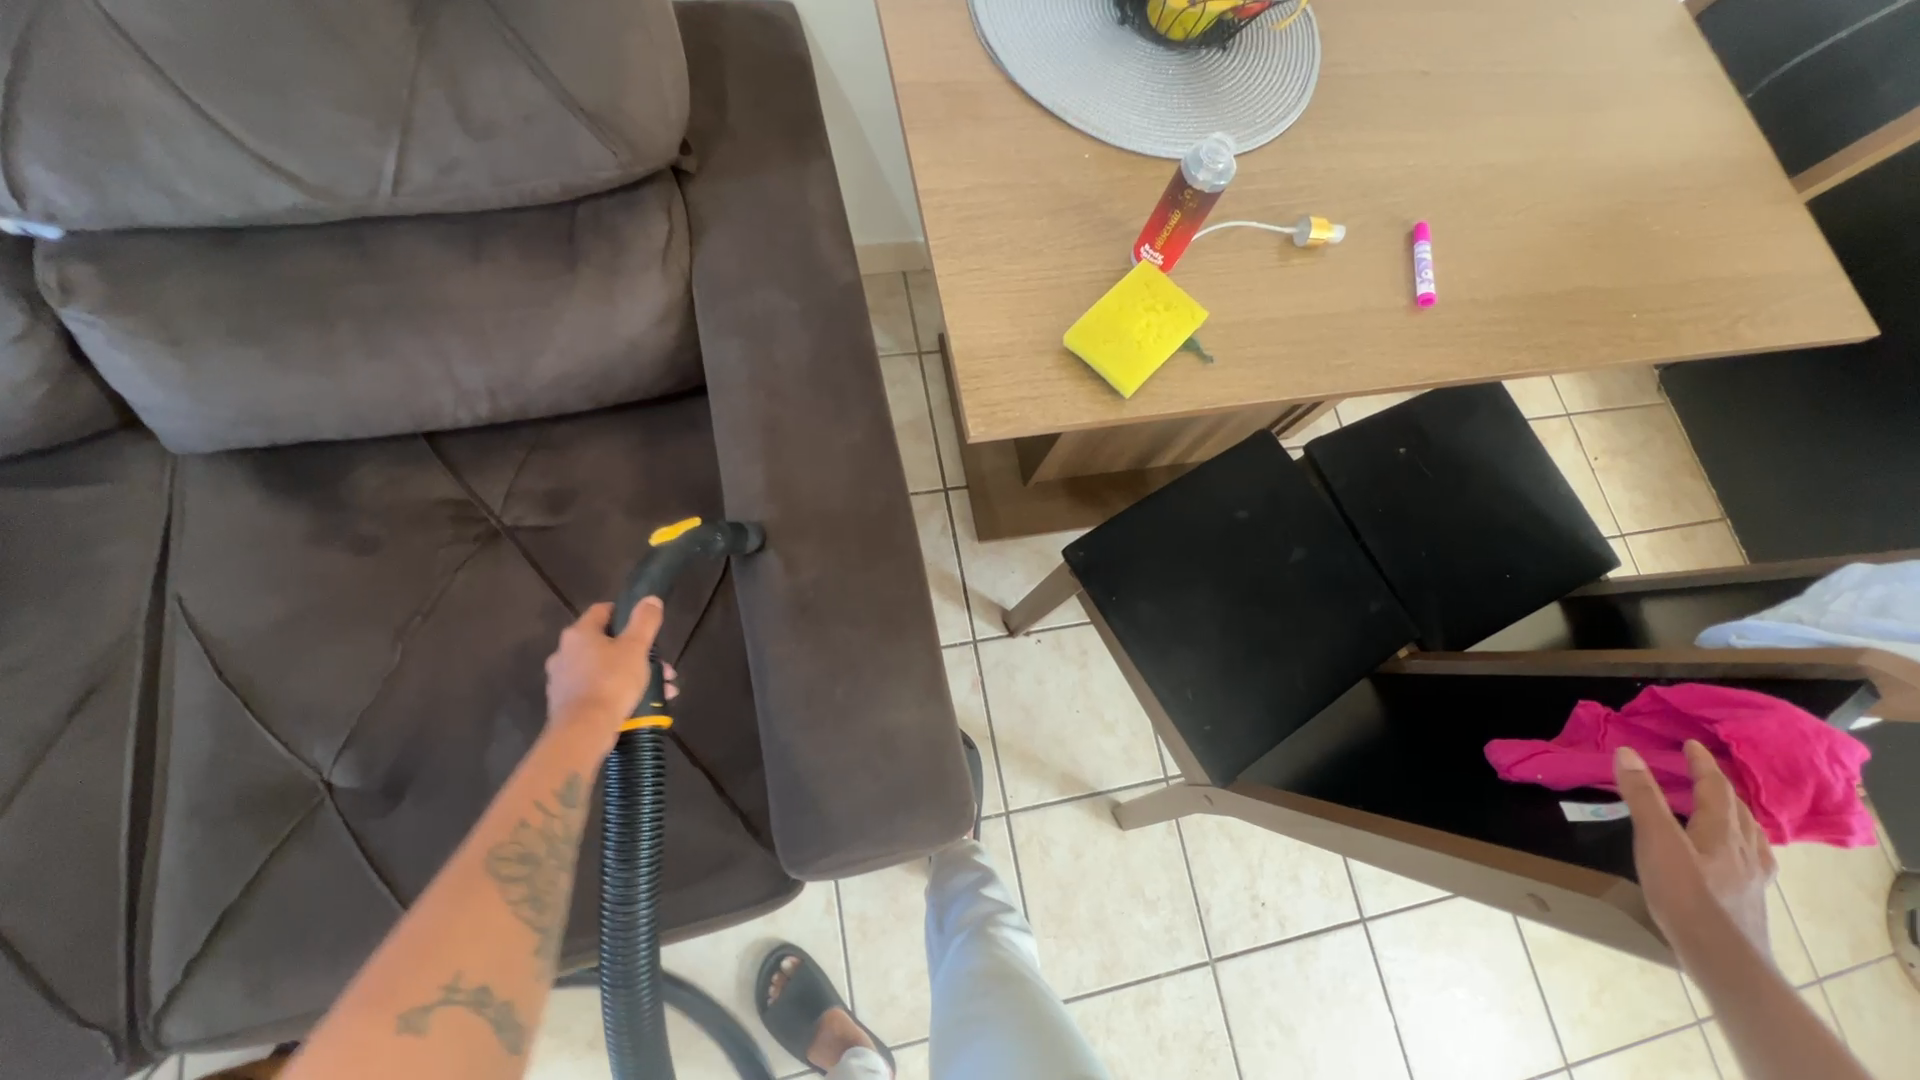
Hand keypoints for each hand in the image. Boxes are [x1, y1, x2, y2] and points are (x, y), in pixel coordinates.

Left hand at [543, 599, 676, 749]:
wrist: (583, 731)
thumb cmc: (611, 682)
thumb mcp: (636, 648)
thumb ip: (645, 621)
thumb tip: (650, 599)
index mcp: (579, 633)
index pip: (602, 611)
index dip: (625, 614)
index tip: (644, 626)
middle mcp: (564, 652)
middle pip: (605, 643)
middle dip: (636, 654)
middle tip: (661, 667)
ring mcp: (561, 679)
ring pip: (602, 669)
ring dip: (630, 675)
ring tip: (658, 691)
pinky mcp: (564, 704)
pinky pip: (595, 690)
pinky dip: (615, 693)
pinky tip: (637, 706)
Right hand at [1615, 741, 1775, 958]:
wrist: (1724, 957)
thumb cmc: (1685, 895)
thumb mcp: (1656, 841)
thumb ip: (1643, 797)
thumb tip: (1628, 753)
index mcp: (1722, 830)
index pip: (1714, 787)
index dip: (1702, 764)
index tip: (1692, 744)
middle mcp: (1746, 847)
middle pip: (1737, 808)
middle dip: (1720, 787)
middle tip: (1703, 772)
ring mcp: (1754, 875)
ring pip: (1750, 833)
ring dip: (1734, 813)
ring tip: (1722, 808)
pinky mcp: (1752, 897)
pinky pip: (1752, 858)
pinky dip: (1742, 842)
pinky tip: (1735, 856)